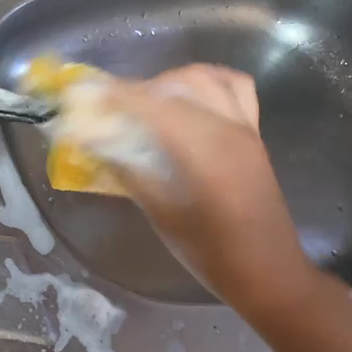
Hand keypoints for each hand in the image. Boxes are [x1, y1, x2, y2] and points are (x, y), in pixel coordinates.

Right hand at [105, 64, 318, 313]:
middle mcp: (223, 127)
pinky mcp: (253, 134)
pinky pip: (233, 88)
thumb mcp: (158, 210)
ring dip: (169, 81)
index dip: (111, 93)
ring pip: (203, 77)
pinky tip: (187, 99)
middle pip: (172, 84)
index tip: (82, 92)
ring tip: (147, 101)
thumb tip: (89, 137)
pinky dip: (207, 82)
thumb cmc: (209, 249)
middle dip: (135, 89)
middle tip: (110, 108)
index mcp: (199, 147)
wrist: (269, 274)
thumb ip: (124, 166)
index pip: (147, 102)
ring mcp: (242, 127)